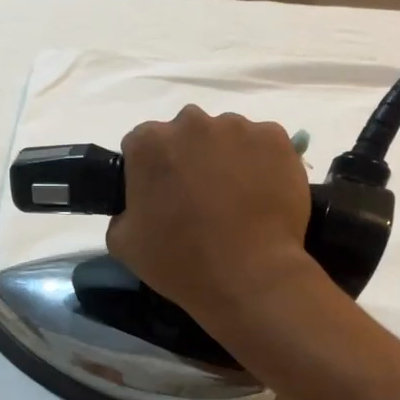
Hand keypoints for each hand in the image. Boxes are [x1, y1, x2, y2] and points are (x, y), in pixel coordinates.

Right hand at [106, 105, 314, 322]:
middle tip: (195, 199)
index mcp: (149, 144)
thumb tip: (136, 207)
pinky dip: (259, 165)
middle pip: (184, 134)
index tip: (156, 197)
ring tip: (233, 201)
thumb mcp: (124, 245)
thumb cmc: (179, 260)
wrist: (248, 275)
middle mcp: (192, 123)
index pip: (139, 145)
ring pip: (225, 138)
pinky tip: (259, 197)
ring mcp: (239, 128)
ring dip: (223, 160)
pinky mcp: (277, 139)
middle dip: (186, 159)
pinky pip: (261, 146)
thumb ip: (122, 213)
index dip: (145, 172)